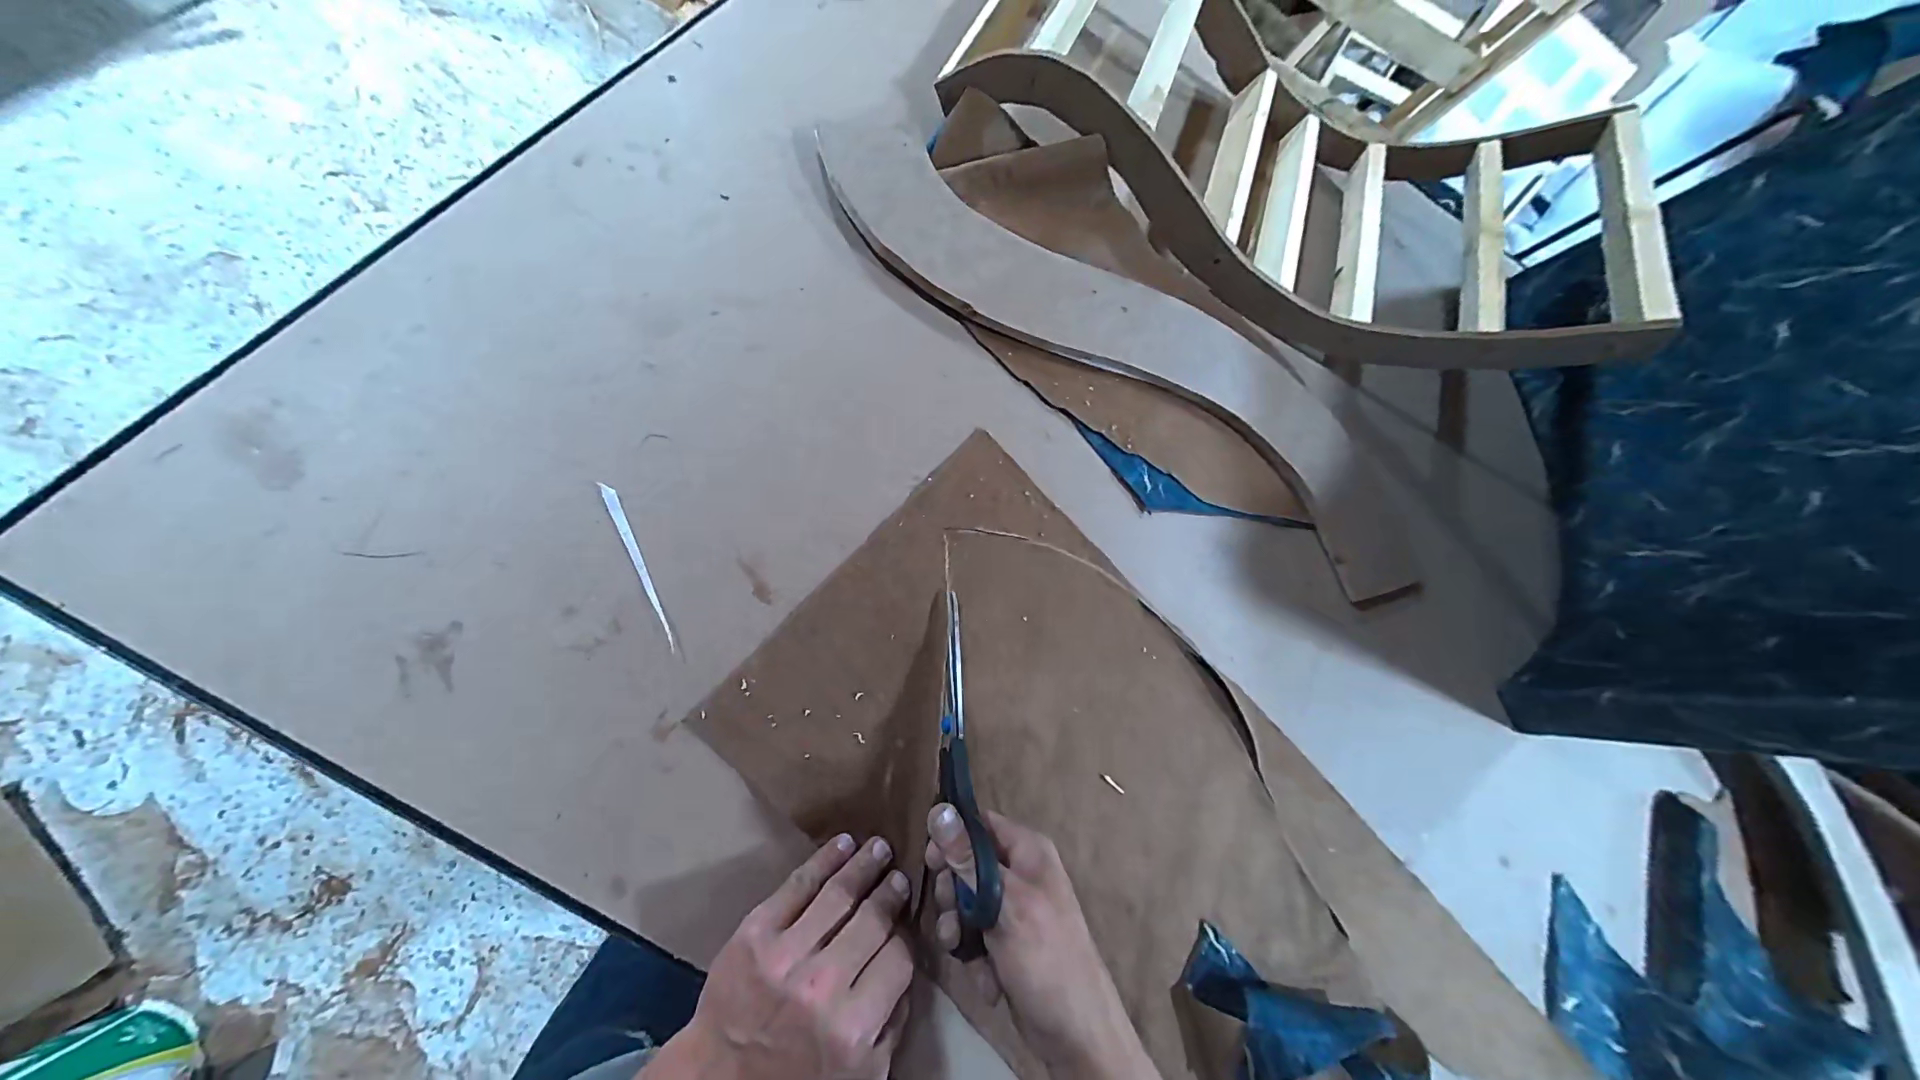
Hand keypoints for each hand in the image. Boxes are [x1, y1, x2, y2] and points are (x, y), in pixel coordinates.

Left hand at [647, 835, 913, 1079]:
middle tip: (900, 875)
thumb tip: (907, 963)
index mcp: (853, 1028)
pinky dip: (824, 860)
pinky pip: (797, 886)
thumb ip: (892, 1022)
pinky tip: (843, 845)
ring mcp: (785, 957)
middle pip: (872, 920)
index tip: (907, 916)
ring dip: (863, 865)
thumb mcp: (860, 1075)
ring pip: (838, 895)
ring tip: (878, 847)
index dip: (906, 933)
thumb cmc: (797, 1077)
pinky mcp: (754, 935)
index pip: (898, 958)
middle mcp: (823, 988)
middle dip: (891, 892)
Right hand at [925, 805, 1157, 1079]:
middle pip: (965, 864)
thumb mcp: (1004, 903)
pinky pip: (974, 933)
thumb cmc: (1045, 957)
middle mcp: (1020, 871)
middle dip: (953, 894)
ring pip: (964, 901)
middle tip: (955, 915)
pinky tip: (987, 975)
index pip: (979, 823)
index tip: (931, 861)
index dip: (952, 838)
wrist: (1074, 1033)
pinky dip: (974, 954)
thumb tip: (940, 810)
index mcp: (1027, 850)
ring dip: (960, 929)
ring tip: (965, 950)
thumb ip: (969, 859)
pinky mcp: (1006, 939)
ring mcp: (1013, 907)